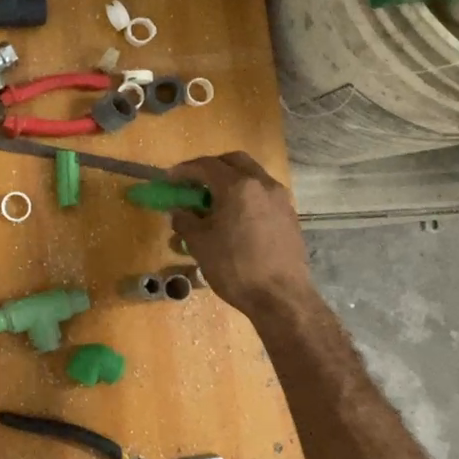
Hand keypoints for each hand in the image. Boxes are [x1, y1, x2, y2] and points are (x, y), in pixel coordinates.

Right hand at [167, 152, 316, 318]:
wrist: (281, 297)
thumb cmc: (234, 267)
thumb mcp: (199, 243)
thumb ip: (185, 220)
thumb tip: (179, 211)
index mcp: (238, 187)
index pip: (206, 166)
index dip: (184, 170)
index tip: (169, 178)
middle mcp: (263, 185)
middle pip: (234, 161)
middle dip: (211, 167)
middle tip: (194, 183)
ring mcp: (281, 200)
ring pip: (252, 176)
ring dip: (230, 181)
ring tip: (213, 202)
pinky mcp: (289, 216)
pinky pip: (263, 195)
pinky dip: (245, 197)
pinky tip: (234, 219)